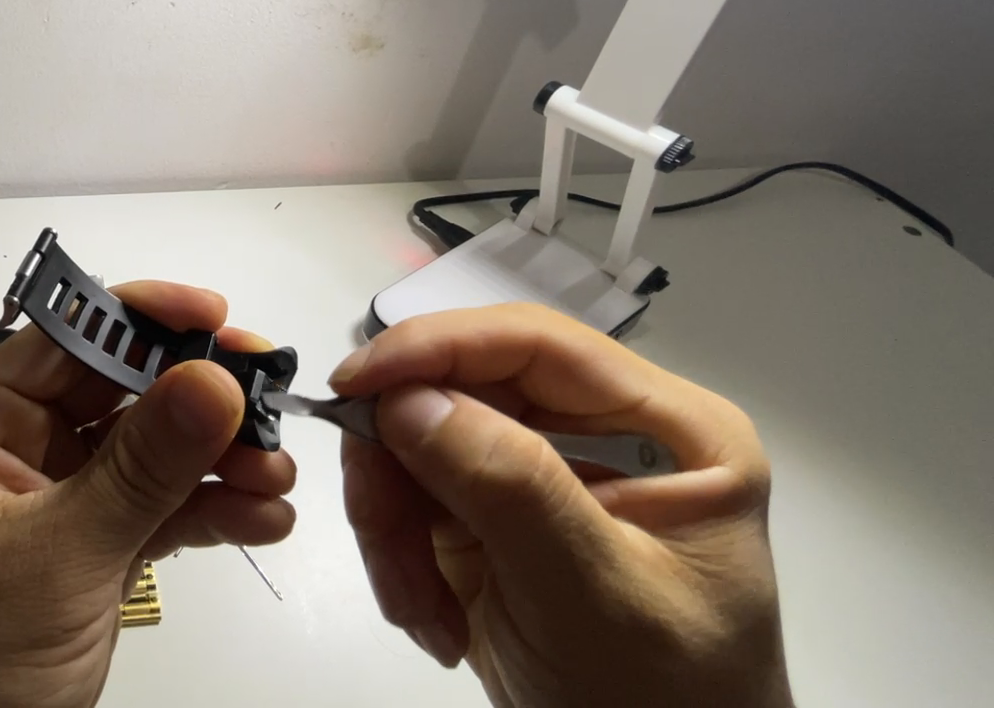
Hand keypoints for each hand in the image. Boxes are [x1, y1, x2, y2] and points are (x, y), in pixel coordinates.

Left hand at [0, 282, 296, 707]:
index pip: (66, 339)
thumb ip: (140, 467)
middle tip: (268, 393)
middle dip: (196, 393)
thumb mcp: (57, 551)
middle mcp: (23, 444)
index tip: (216, 316)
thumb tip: (214, 379)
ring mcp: (64, 496)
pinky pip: (160, 508)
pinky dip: (211, 510)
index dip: (140, 316)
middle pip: (120, 389)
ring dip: (217, 456)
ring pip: (150, 449)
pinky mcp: (96, 546)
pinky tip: (264, 519)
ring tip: (277, 474)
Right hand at [338, 304, 790, 707]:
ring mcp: (527, 462)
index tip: (353, 384)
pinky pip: (399, 487)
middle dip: (399, 464)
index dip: (435, 346)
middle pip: (450, 388)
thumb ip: (510, 489)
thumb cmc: (660, 701)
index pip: (529, 341)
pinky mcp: (477, 499)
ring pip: (407, 437)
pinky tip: (428, 610)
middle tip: (381, 536)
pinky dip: (392, 546)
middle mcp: (588, 425)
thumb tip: (406, 400)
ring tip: (415, 603)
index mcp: (660, 425)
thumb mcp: (596, 597)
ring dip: (389, 518)